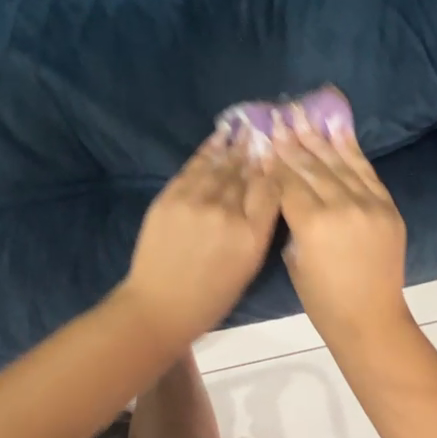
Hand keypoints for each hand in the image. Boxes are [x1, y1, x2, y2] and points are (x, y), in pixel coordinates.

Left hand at [116, 132, 279, 343]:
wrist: (160, 305)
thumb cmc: (210, 297)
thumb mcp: (247, 268)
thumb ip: (257, 230)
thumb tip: (263, 194)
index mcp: (252, 238)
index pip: (271, 190)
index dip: (274, 170)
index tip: (276, 156)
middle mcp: (227, 214)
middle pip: (246, 174)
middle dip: (254, 155)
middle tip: (261, 135)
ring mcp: (196, 203)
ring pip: (221, 167)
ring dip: (234, 148)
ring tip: (243, 132)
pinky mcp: (170, 198)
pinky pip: (194, 168)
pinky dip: (208, 152)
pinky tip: (219, 140)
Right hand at [272, 101, 410, 340]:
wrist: (369, 317)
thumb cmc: (321, 298)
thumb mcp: (294, 259)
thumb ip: (291, 220)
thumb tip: (286, 189)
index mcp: (312, 224)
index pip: (288, 182)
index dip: (274, 160)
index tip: (263, 138)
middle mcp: (341, 206)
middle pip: (312, 166)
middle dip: (292, 140)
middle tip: (278, 116)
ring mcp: (368, 203)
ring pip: (338, 163)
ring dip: (318, 137)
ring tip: (302, 114)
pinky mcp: (386, 206)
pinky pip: (365, 171)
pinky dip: (350, 148)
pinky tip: (336, 128)